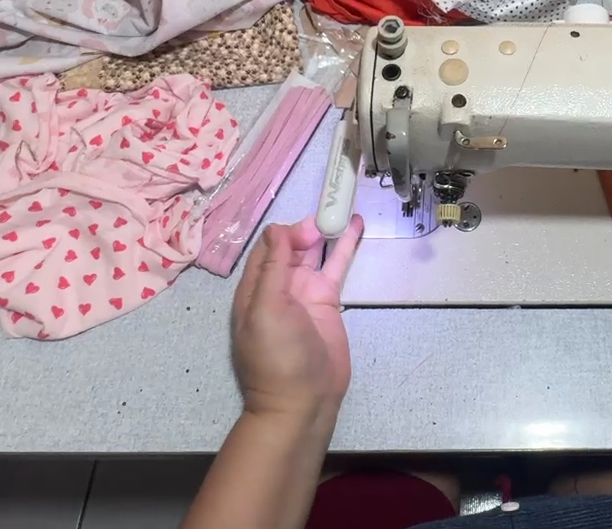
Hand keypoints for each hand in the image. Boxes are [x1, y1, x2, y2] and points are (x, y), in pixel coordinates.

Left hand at [231, 215, 363, 421]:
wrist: (303, 401)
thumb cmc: (277, 357)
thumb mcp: (266, 310)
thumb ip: (273, 268)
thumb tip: (277, 229)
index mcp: (255, 288)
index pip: (267, 247)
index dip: (283, 233)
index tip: (304, 232)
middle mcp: (279, 285)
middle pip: (291, 245)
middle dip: (305, 228)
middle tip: (324, 223)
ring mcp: (305, 292)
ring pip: (315, 251)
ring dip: (325, 230)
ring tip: (340, 211)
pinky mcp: (328, 300)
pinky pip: (336, 265)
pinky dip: (345, 245)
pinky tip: (356, 226)